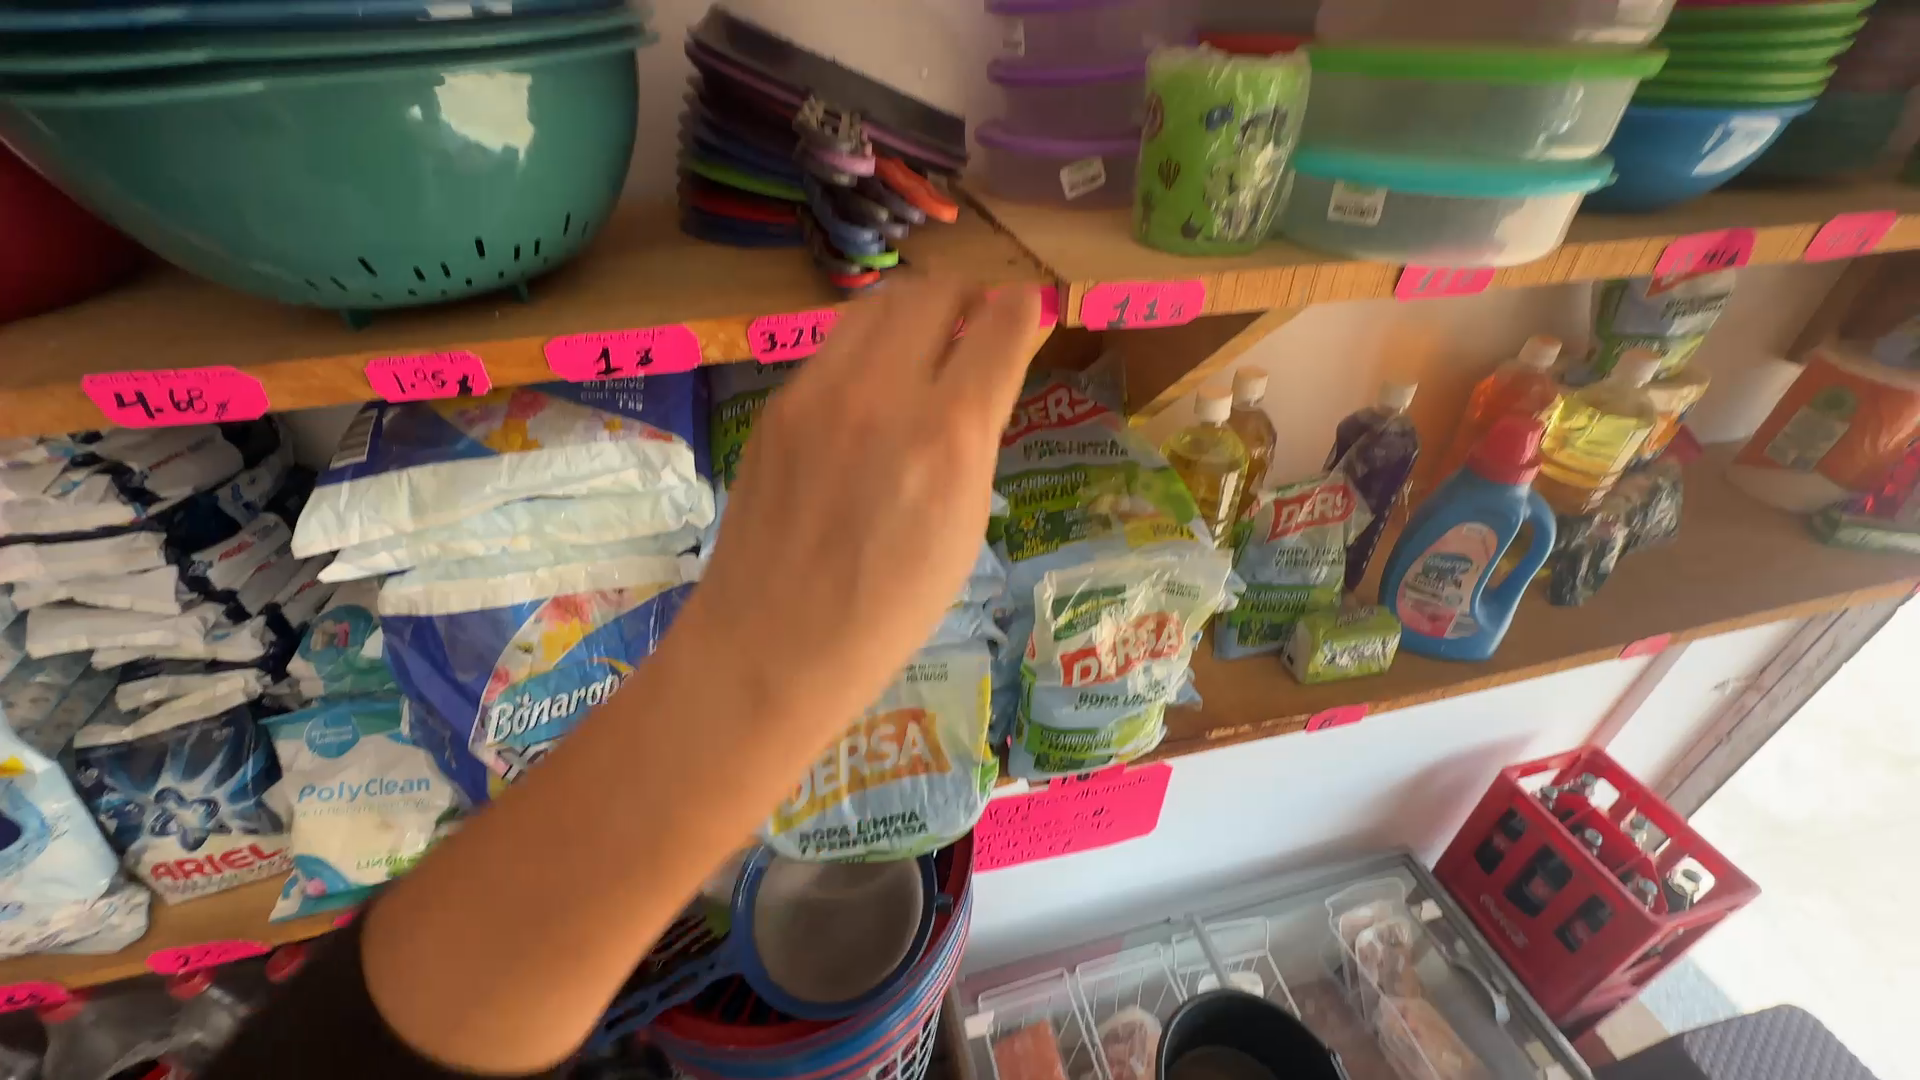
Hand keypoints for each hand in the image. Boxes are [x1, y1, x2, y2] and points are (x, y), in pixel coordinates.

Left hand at [684, 275, 1042, 726]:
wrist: (774, 642)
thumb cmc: (890, 610)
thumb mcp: (963, 527)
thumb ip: (974, 441)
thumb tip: (980, 384)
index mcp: (948, 437)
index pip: (1001, 328)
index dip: (1024, 309)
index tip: (1028, 309)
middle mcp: (885, 395)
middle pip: (936, 293)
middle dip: (968, 296)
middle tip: (976, 318)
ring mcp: (820, 393)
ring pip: (879, 305)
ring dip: (915, 308)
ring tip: (925, 337)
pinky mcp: (779, 403)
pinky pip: (836, 346)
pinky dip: (868, 346)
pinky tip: (870, 384)